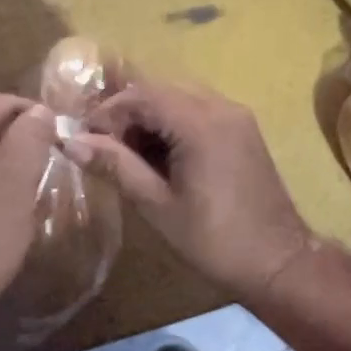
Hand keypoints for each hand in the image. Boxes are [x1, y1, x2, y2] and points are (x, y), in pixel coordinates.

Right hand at [63, 82, 315, 299]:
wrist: (278, 260)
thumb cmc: (214, 239)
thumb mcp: (158, 205)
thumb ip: (117, 166)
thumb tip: (72, 142)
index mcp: (201, 123)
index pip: (142, 96)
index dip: (107, 113)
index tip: (84, 141)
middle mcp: (221, 107)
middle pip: (161, 91)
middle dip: (126, 113)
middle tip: (101, 147)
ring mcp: (237, 116)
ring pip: (180, 99)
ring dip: (149, 118)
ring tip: (126, 154)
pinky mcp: (244, 130)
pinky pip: (200, 111)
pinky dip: (174, 124)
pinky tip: (158, 156)